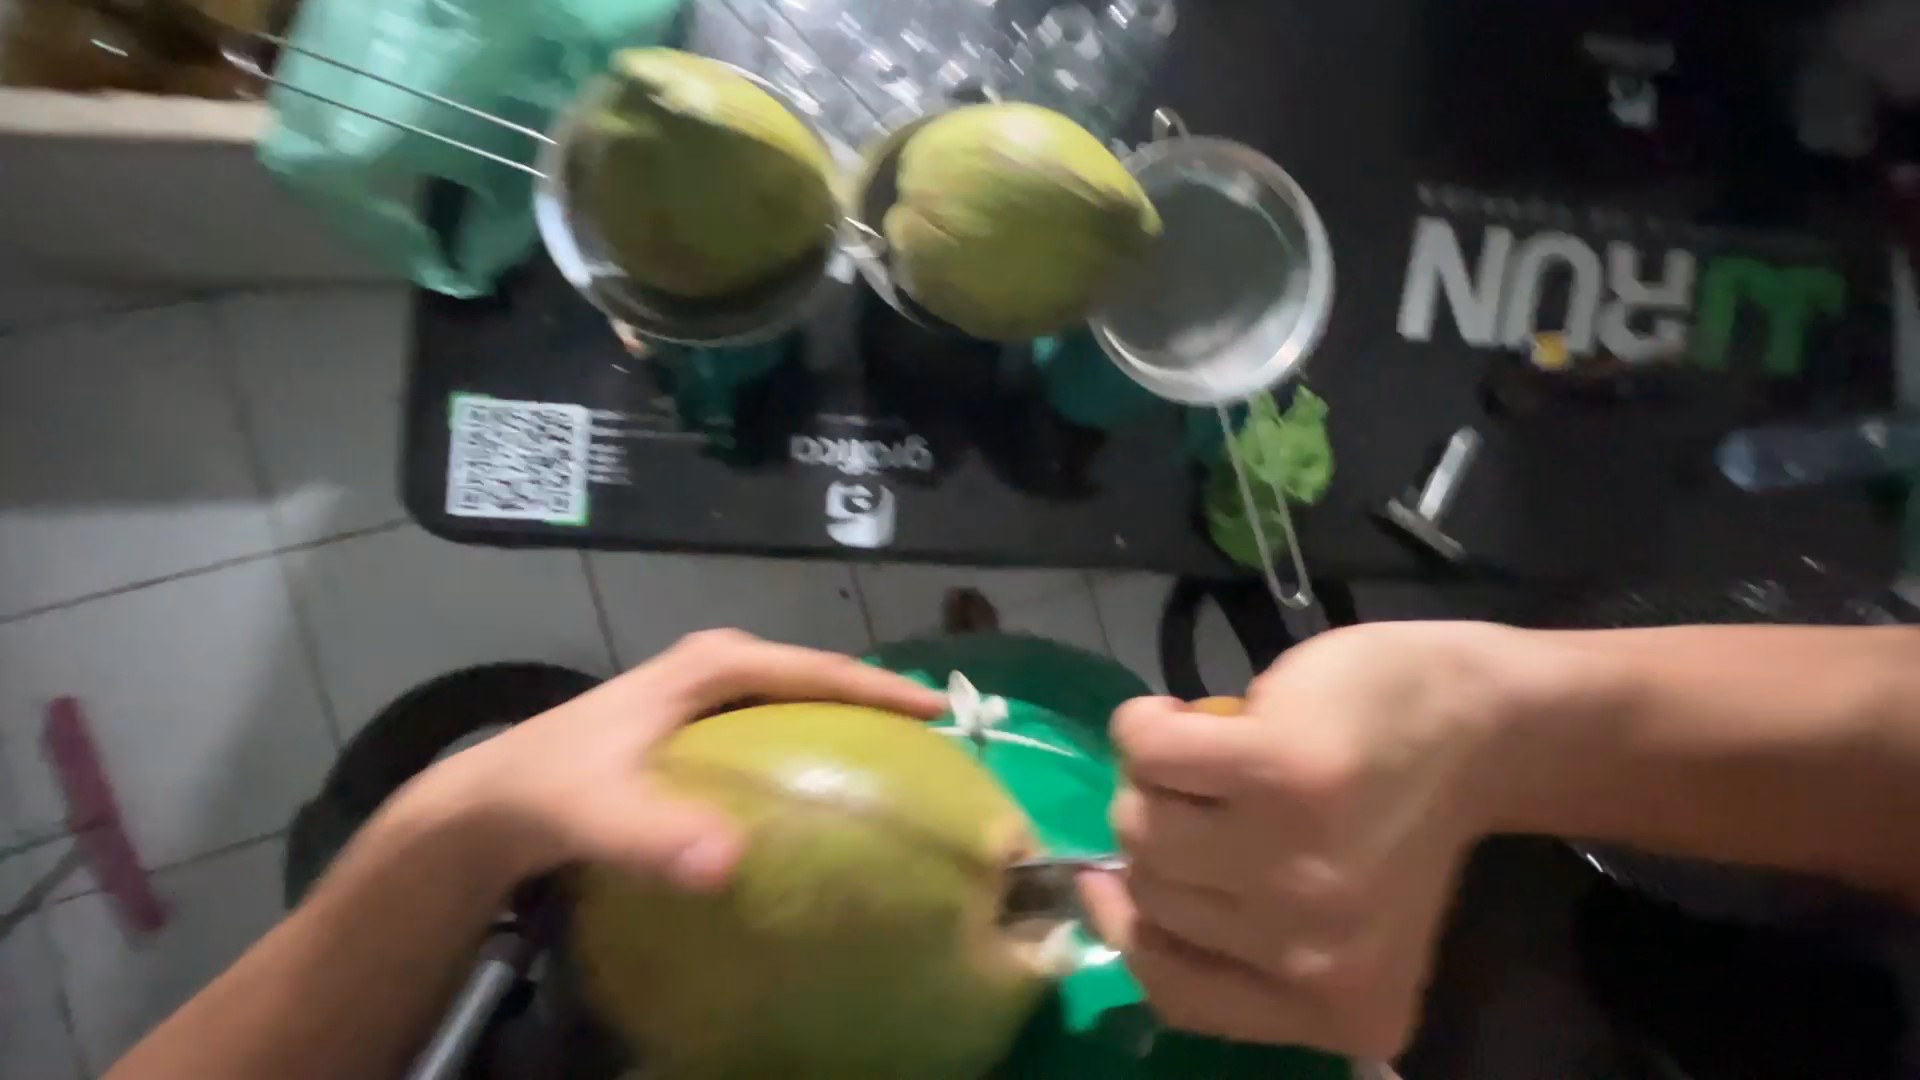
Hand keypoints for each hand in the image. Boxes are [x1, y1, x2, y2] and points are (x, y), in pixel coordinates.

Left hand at [405, 630, 947, 894]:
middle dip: (878, 700)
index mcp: (715, 664)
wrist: (492, 799)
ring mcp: (713, 691)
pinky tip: (832, 780)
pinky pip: (782, 721)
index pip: (815, 669)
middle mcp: (722, 666)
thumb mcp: (597, 809)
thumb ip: (653, 834)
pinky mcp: (706, 720)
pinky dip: (818, 740)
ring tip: (900, 757)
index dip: (881, 688)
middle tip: (933, 740)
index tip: (937, 710)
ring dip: (853, 719)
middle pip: (820, 676)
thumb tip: (730, 865)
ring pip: (804, 697)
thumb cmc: (551, 787)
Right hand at [1081, 622, 1543, 1058]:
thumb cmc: (1390, 812)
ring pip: (1138, 820)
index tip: (1108, 880)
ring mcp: (1296, 860)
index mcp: (1333, 1006)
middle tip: (1204, 793)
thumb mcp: (1324, 913)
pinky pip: (1146, 749)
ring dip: (1151, 775)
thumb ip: (1227, 928)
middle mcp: (1313, 953)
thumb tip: (1099, 885)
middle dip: (1156, 826)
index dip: (1123, 925)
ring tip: (1203, 753)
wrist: (1475, 723)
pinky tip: (1180, 713)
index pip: (1169, 986)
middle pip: (1147, 887)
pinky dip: (1144, 724)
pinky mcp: (1280, 768)